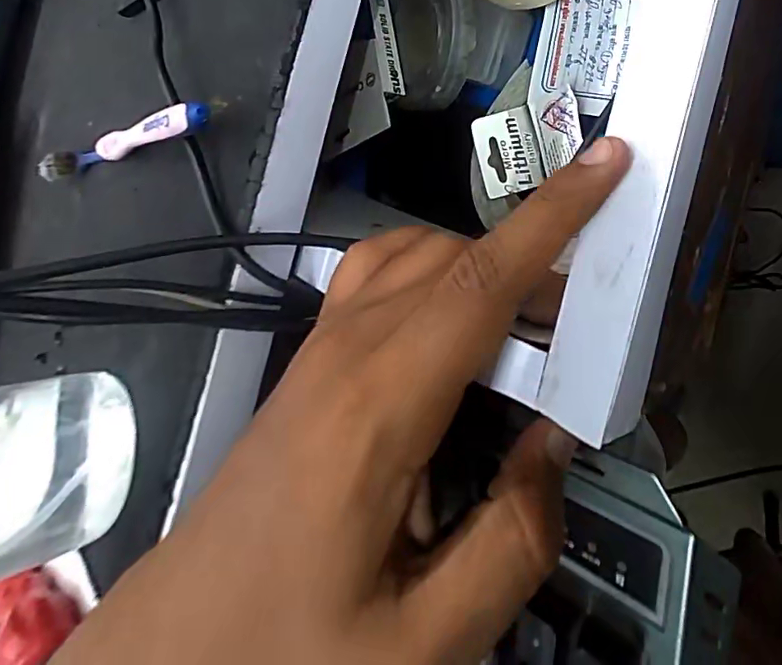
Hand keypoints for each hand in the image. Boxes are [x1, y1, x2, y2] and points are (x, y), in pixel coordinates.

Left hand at [55, 137, 632, 664]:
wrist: (176, 641)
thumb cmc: (289, 645)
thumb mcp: (424, 640)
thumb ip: (513, 541)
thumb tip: (553, 445)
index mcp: (379, 405)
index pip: (481, 281)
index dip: (553, 217)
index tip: (604, 165)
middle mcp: (346, 350)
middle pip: (458, 259)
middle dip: (539, 259)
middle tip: (591, 314)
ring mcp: (321, 344)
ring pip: (416, 254)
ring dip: (485, 262)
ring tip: (532, 321)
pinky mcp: (311, 356)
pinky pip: (377, 273)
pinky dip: (432, 266)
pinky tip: (454, 317)